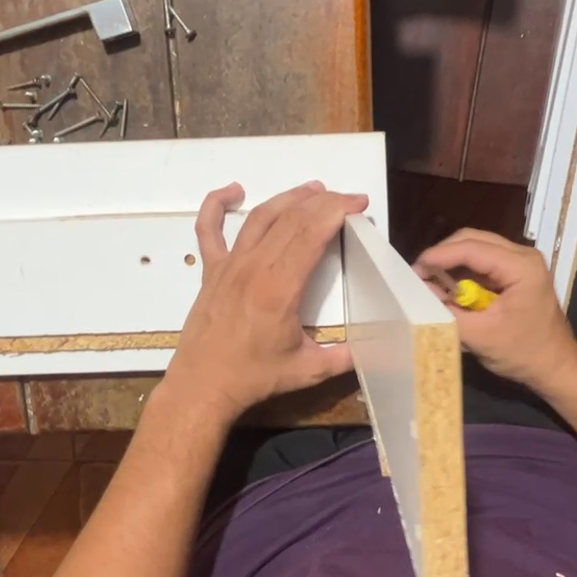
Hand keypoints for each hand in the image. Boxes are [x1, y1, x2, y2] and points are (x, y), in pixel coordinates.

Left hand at [162, 181, 369, 423]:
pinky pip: (208, 229)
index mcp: (280, 288)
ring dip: (288, 197)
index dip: (336, 211)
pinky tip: (233, 190)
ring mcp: (229, 265)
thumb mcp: (308, 370)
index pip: (311, 233)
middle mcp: (253, 267)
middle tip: (346, 198)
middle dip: (323, 201)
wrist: (202, 386)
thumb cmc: (254, 378)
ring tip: (313, 189)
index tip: (358, 204)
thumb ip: (344, 358)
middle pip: (291, 218)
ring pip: (259, 217)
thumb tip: (374, 348)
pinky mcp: (210, 270)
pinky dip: (217, 204)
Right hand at [412, 228, 576, 394]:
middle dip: (443, 255)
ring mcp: (521, 262)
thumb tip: (421, 291)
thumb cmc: (523, 353)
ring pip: (477, 248)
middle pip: (473, 240)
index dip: (439, 256)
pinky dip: (463, 271)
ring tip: (430, 282)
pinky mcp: (516, 273)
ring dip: (452, 263)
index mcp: (521, 267)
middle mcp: (523, 255)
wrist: (555, 367)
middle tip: (419, 275)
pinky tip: (449, 287)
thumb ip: (447, 311)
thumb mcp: (479, 336)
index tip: (413, 270)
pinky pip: (483, 262)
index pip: (472, 248)